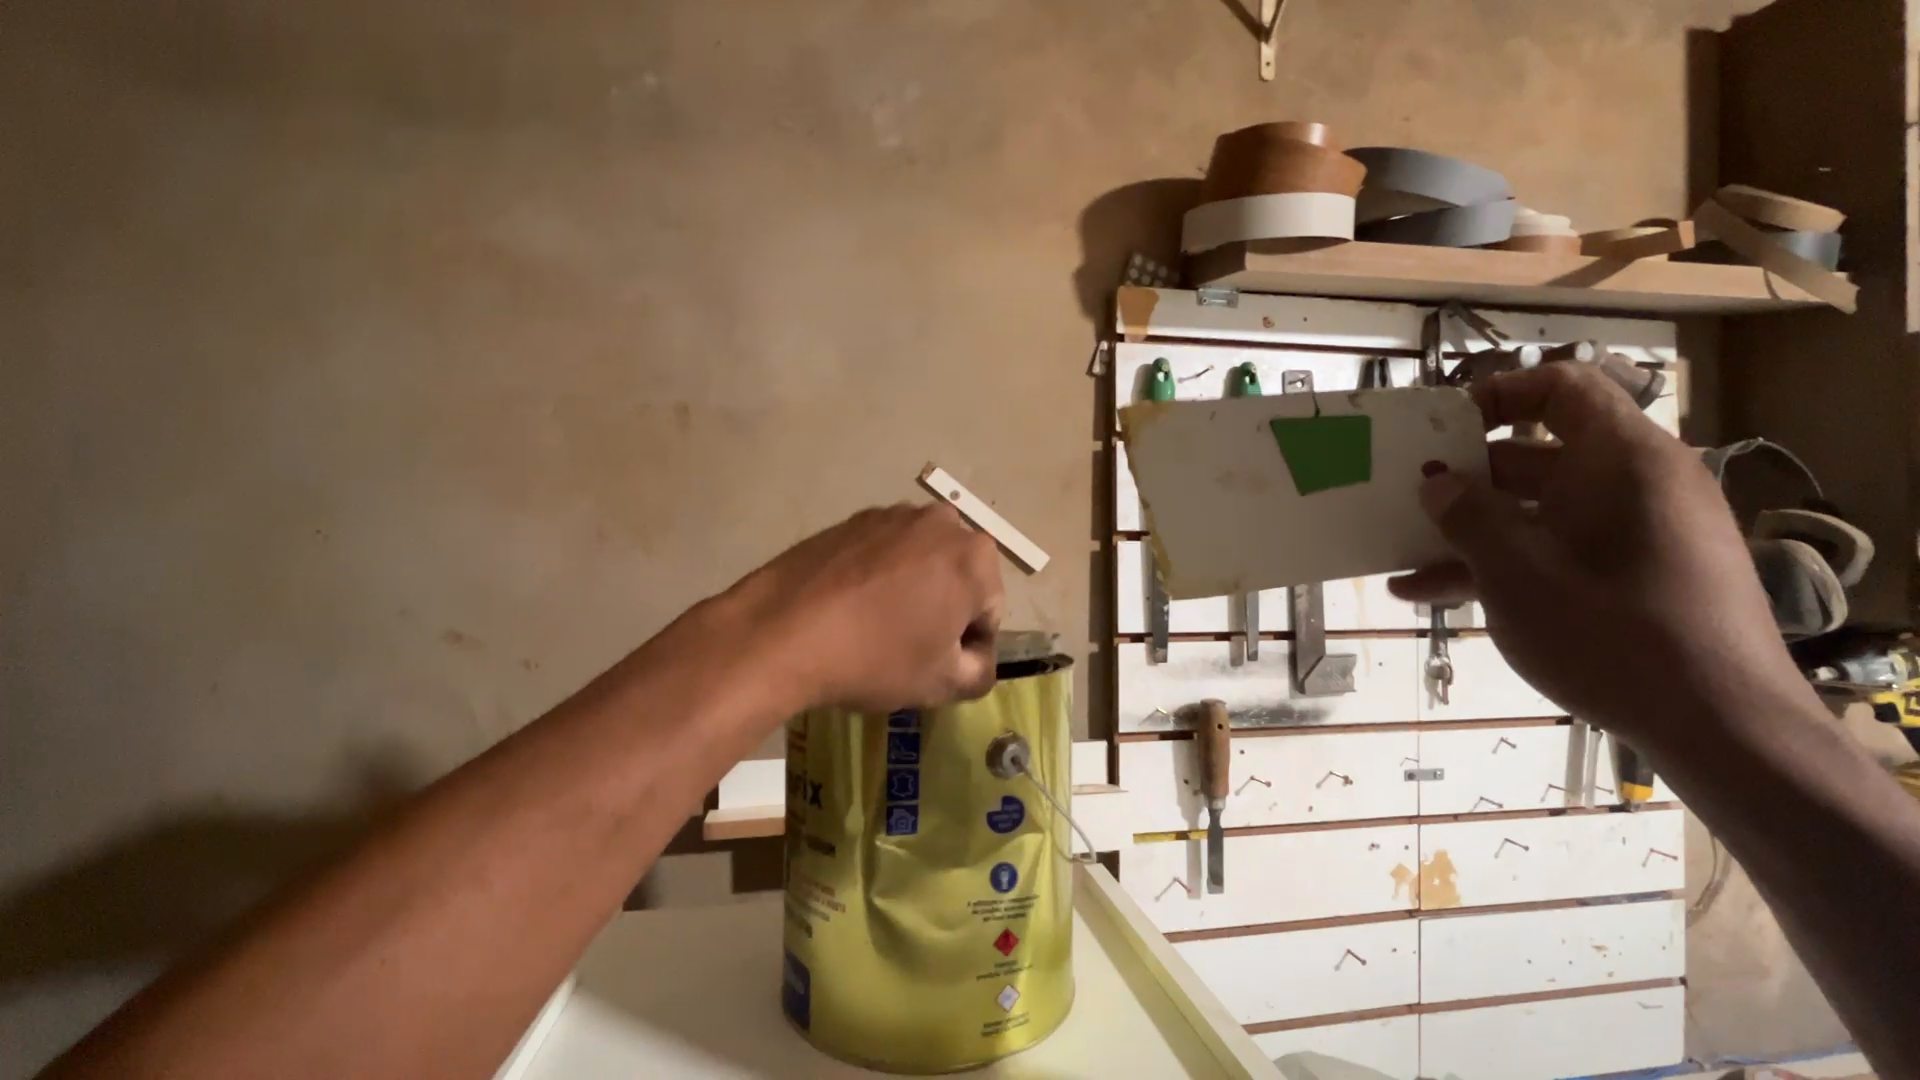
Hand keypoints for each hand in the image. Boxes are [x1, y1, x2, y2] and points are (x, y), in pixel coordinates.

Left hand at [724, 503, 1003, 712]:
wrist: (782, 632)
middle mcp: (941, 523)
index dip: (966, 647)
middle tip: (905, 647)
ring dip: (910, 590)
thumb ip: (981, 671)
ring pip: (918, 562)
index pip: (989, 613)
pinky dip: (875, 577)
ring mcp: (892, 516)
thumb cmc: (876, 657)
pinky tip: (848, 608)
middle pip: (956, 578)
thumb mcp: (942, 683)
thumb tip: (976, 658)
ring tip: (873, 626)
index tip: (933, 665)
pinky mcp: (851, 520)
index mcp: (975, 558)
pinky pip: (880, 554)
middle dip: (941, 610)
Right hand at [1388, 364, 1808, 750]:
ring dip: (1469, 531)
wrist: (1720, 727)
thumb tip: (1437, 483)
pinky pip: (1557, 551)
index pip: (1563, 388)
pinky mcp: (1633, 576)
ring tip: (1401, 556)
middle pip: (1538, 455)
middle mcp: (1634, 485)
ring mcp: (1635, 534)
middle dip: (1464, 478)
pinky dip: (1501, 565)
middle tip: (1404, 496)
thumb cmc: (1612, 633)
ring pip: (1538, 512)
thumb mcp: (1517, 575)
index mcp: (1622, 461)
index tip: (1442, 428)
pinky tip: (1429, 594)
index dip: (1498, 394)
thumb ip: (1468, 519)